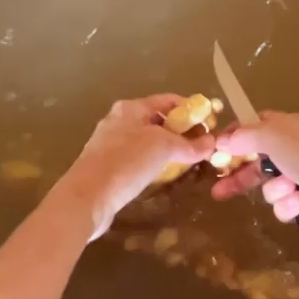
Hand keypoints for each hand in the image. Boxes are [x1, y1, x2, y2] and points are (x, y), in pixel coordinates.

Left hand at [53, 94, 215, 240]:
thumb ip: (189, 145)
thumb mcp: (163, 148)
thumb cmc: (126, 163)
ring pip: (149, 141)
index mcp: (131, 108)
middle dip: (182, 132)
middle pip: (159, 120)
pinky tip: (165, 175)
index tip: (211, 124)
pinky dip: (155, 163)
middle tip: (203, 147)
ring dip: (170, 149)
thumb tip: (211, 142)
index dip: (191, 109)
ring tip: (189, 162)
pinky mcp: (109, 165)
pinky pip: (139, 158)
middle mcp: (120, 120)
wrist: (86, 197)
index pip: (168, 100)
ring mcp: (112, 143)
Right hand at [211, 112, 298, 257]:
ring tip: (287, 192)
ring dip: (274, 191)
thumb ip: (246, 136)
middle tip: (218, 189)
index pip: (257, 126)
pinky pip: (286, 204)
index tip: (215, 152)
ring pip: (271, 185)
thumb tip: (223, 139)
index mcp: (293, 126)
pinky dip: (289, 205)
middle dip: (241, 174)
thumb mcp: (275, 137)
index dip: (236, 137)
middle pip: (260, 159)